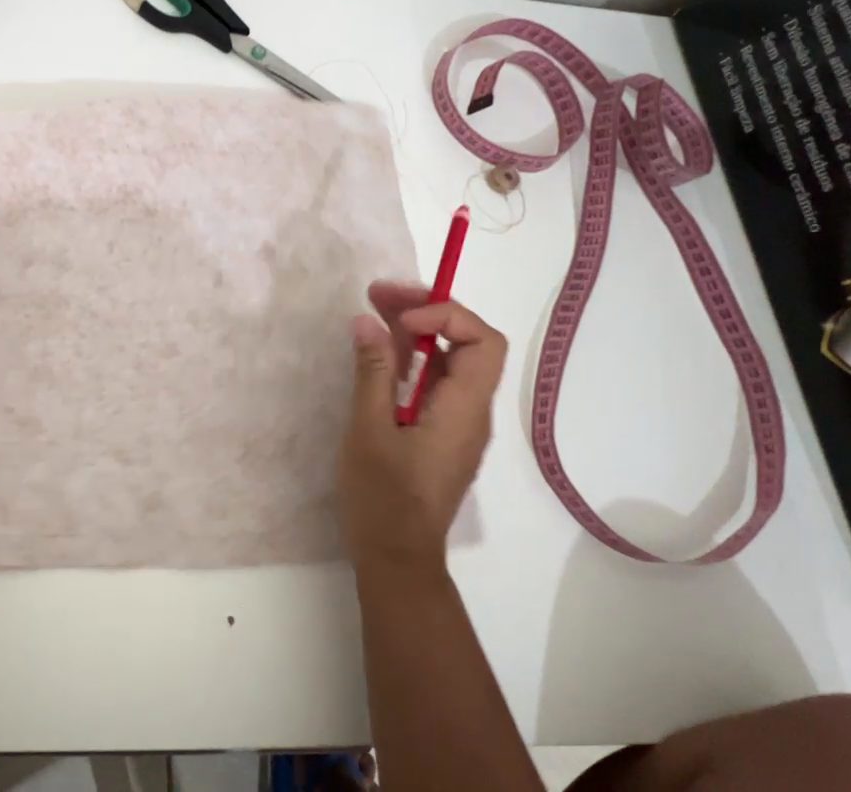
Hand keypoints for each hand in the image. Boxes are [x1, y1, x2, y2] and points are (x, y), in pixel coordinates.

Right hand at [341, 280, 506, 571]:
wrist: (396, 556)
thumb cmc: (382, 496)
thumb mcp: (368, 429)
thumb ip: (373, 371)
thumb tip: (368, 321)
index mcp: (463, 409)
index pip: (483, 341)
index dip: (445, 315)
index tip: (397, 317)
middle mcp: (472, 412)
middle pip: (468, 344)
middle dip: (426, 311)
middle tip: (376, 295)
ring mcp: (458, 425)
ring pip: (451, 363)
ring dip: (416, 332)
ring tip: (372, 315)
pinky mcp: (441, 435)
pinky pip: (437, 384)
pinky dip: (412, 360)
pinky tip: (380, 357)